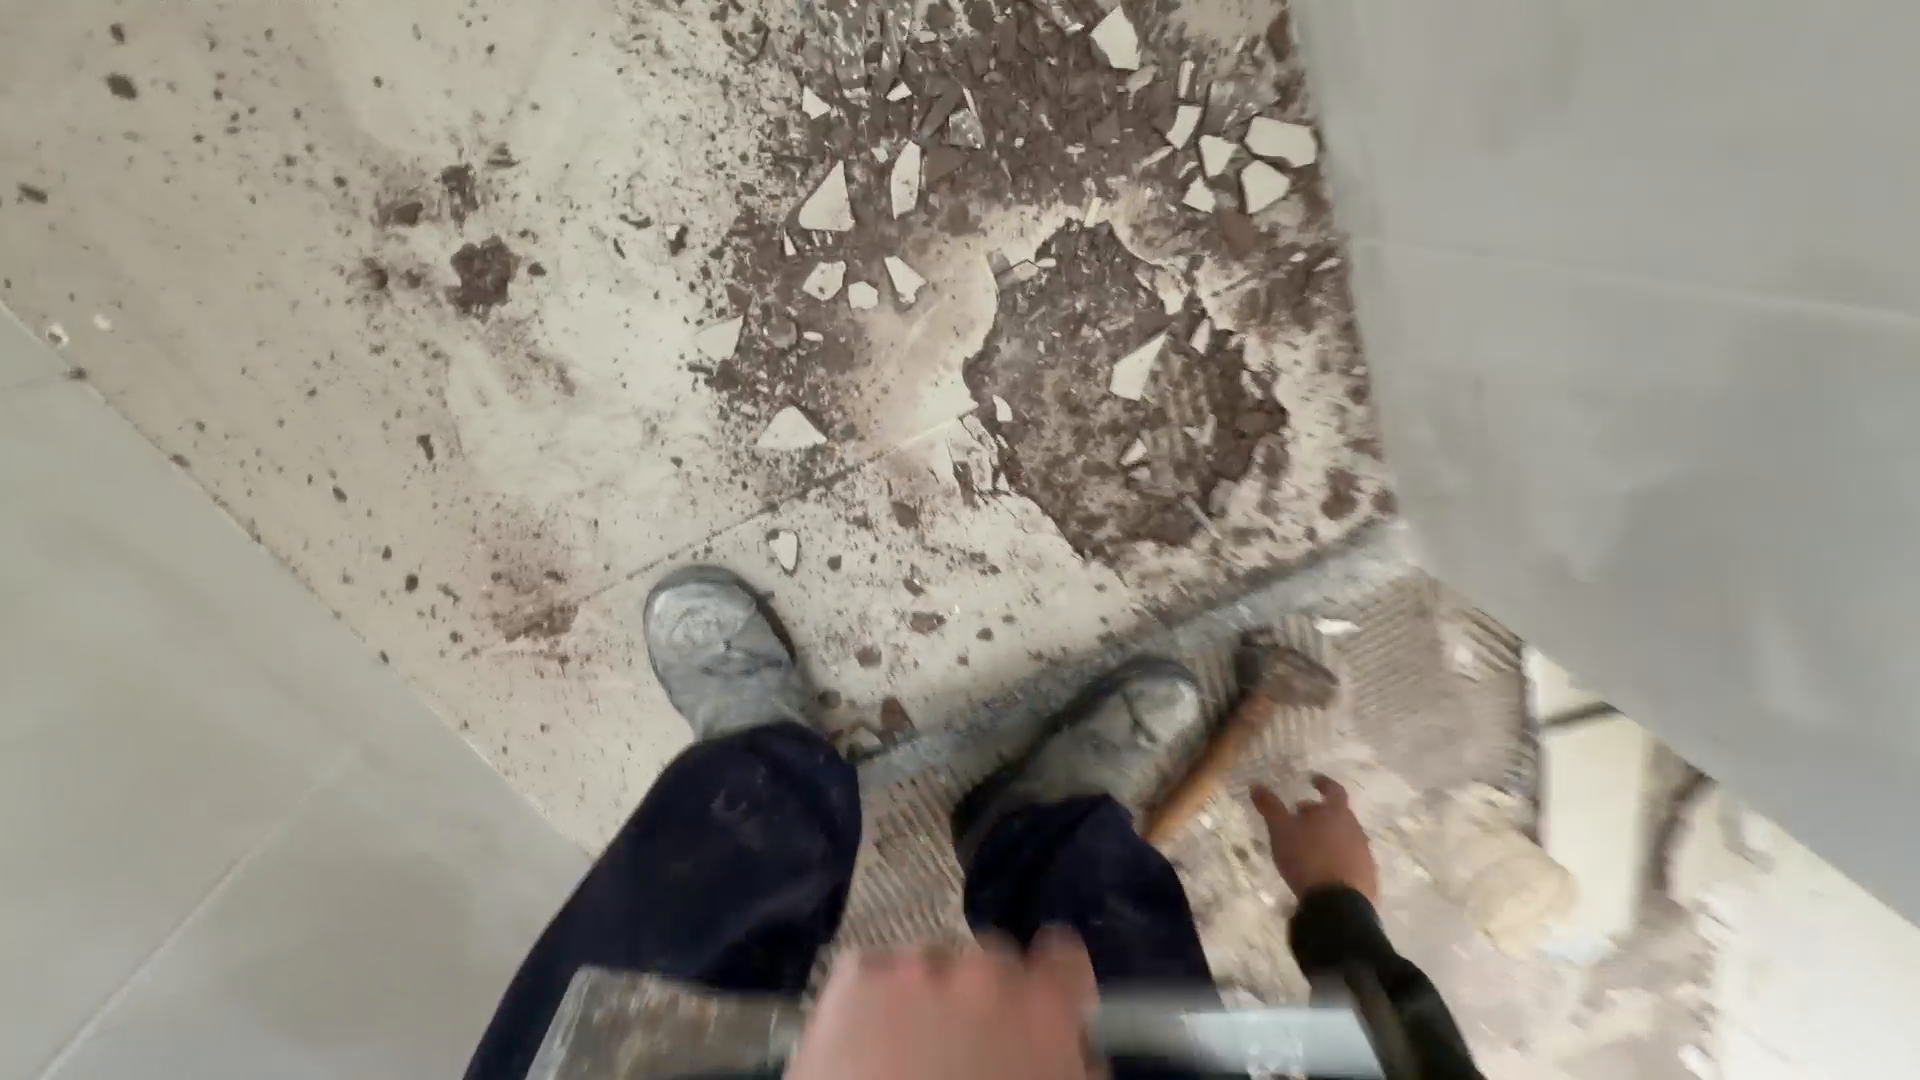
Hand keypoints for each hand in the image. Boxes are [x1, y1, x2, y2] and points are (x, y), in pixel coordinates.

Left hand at [786, 928, 1099, 1079]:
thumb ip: (1070, 1068)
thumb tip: (1073, 1050)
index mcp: (1045, 1010)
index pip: (1063, 958)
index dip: (1053, 985)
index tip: (1040, 1008)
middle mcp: (985, 974)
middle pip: (991, 963)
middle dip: (982, 1001)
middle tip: (963, 1056)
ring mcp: (916, 968)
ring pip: (930, 967)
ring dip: (926, 1002)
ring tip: (908, 1061)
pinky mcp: (855, 978)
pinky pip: (872, 974)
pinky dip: (872, 1006)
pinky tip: (867, 1055)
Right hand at [1252, 775, 1379, 905]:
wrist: (1339, 905)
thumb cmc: (1308, 858)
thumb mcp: (1281, 830)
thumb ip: (1270, 807)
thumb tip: (1256, 785)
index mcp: (1337, 814)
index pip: (1334, 790)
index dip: (1323, 783)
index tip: (1312, 780)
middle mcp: (1356, 830)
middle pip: (1339, 815)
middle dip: (1320, 813)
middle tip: (1300, 817)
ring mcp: (1365, 855)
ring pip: (1345, 837)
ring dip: (1329, 836)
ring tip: (1308, 845)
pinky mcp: (1368, 879)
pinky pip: (1351, 860)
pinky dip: (1337, 857)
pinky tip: (1322, 868)